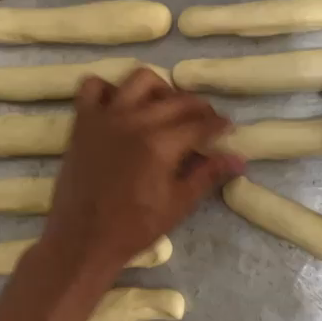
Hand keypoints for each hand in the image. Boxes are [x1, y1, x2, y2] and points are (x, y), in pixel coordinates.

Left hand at [40, 70, 242, 278]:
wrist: (82, 240)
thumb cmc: (134, 228)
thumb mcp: (178, 204)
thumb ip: (208, 174)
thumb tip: (239, 159)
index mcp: (160, 144)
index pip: (200, 123)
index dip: (219, 125)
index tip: (228, 129)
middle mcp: (134, 121)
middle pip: (177, 100)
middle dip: (199, 108)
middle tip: (206, 122)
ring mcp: (105, 118)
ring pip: (140, 80)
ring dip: (160, 89)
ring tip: (165, 108)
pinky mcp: (82, 122)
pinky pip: (92, 87)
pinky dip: (109, 89)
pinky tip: (120, 106)